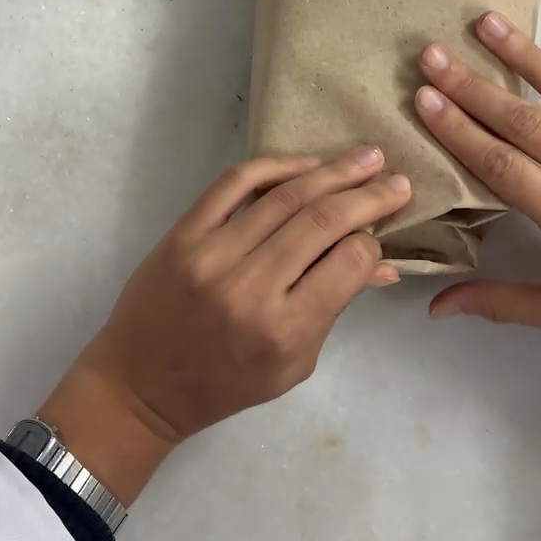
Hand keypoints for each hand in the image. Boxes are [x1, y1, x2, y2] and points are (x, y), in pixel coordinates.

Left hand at [39, 149, 411, 502]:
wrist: (142, 382)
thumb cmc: (225, 384)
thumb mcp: (293, 364)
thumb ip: (335, 308)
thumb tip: (384, 263)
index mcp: (284, 329)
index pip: (348, 263)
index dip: (373, 238)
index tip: (384, 225)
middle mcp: (251, 287)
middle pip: (321, 221)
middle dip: (367, 195)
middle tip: (397, 178)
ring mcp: (212, 254)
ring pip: (283, 196)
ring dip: (331, 171)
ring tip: (366, 156)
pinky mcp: (184, 232)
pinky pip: (233, 183)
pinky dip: (273, 165)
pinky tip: (304, 162)